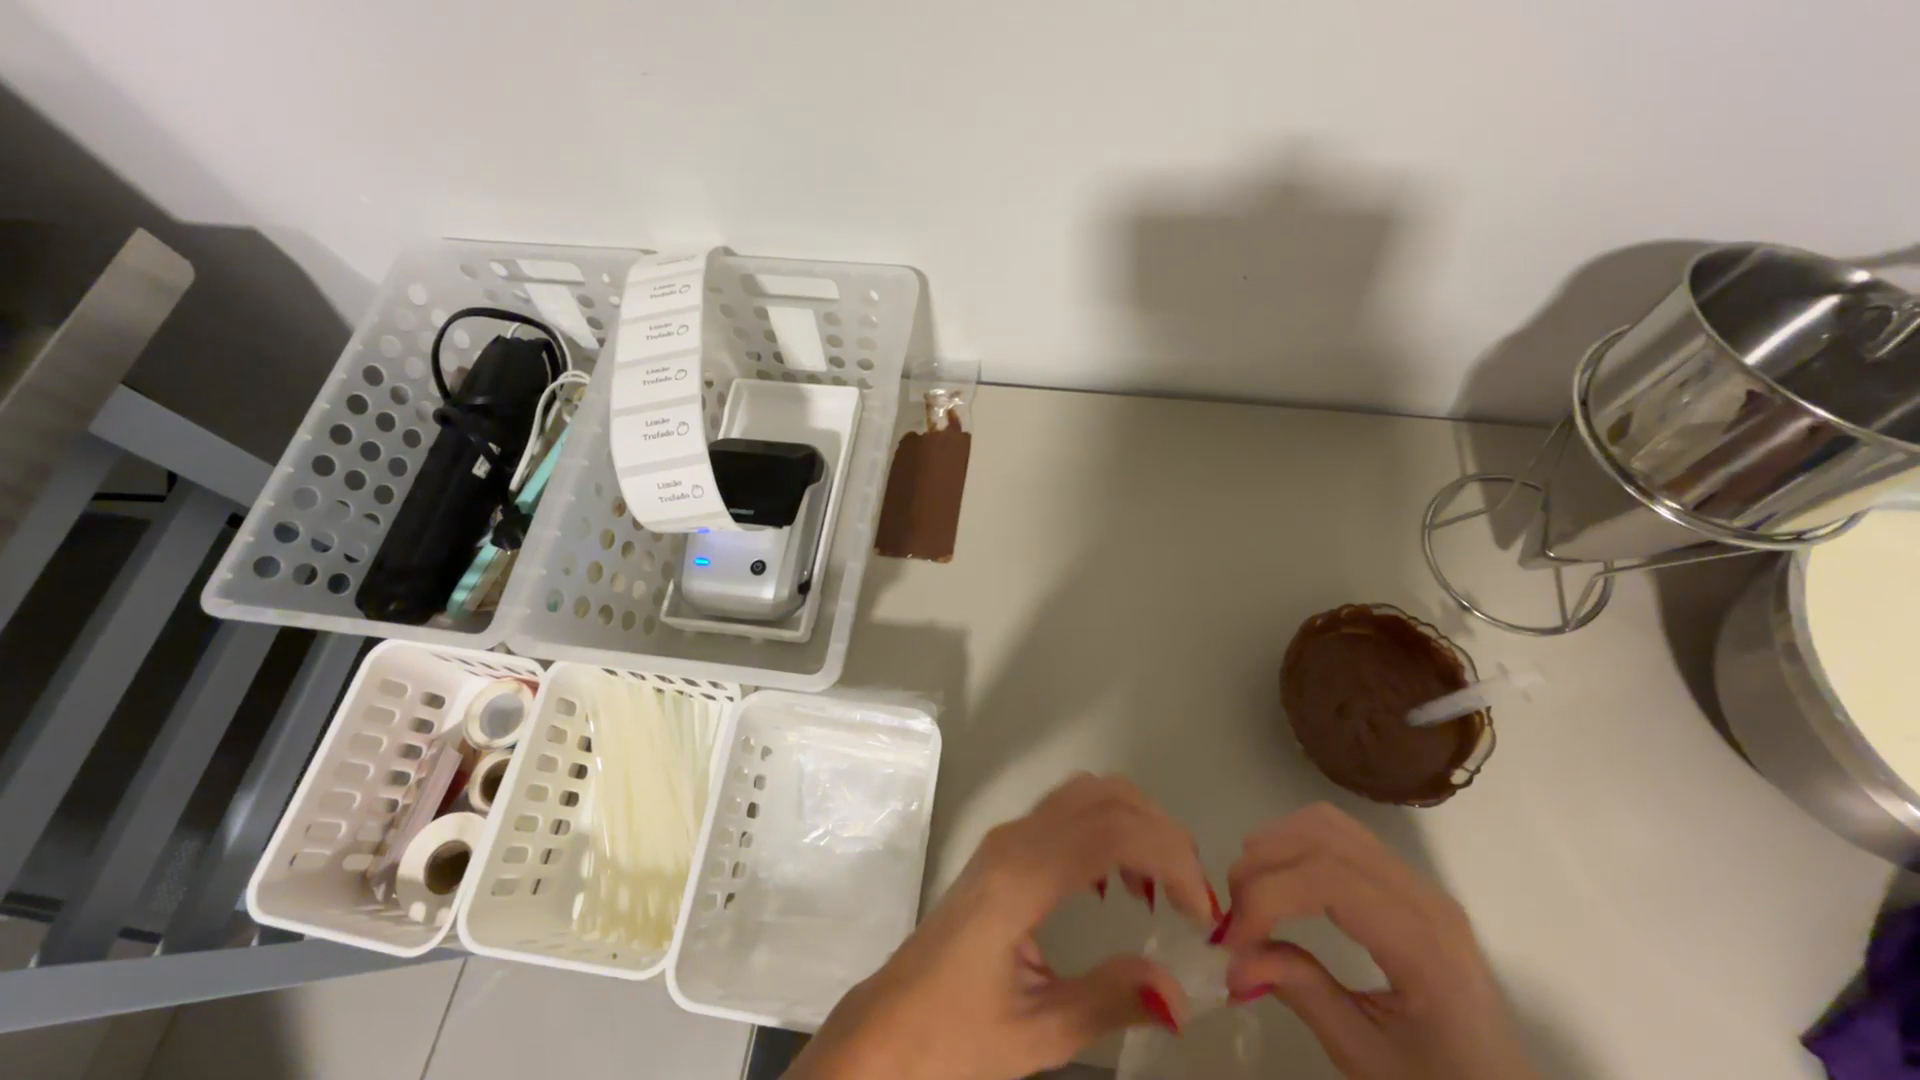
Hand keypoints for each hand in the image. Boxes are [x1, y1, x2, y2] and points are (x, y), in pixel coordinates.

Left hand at [789, 774, 1216, 1079]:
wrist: (886, 1028)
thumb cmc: (951, 1034)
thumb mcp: (1037, 1033)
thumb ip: (1111, 1001)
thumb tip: (1183, 992)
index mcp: (1020, 879)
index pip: (1113, 831)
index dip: (1171, 857)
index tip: (1202, 911)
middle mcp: (1012, 843)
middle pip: (1105, 797)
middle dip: (1162, 835)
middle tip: (1192, 898)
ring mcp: (1004, 841)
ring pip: (1086, 795)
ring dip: (1136, 826)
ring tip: (1164, 890)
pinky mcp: (1002, 852)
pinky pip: (1066, 814)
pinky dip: (1107, 829)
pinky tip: (1115, 885)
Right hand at [1218, 803, 1536, 1079]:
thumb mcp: (1365, 1054)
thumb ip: (1301, 994)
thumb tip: (1232, 960)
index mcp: (1423, 945)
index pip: (1328, 879)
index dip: (1266, 896)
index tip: (1230, 940)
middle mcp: (1423, 897)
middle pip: (1323, 838)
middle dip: (1261, 867)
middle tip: (1231, 917)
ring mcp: (1417, 883)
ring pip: (1328, 824)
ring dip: (1275, 847)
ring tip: (1250, 897)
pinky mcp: (1406, 882)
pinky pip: (1341, 836)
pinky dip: (1296, 845)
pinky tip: (1280, 883)